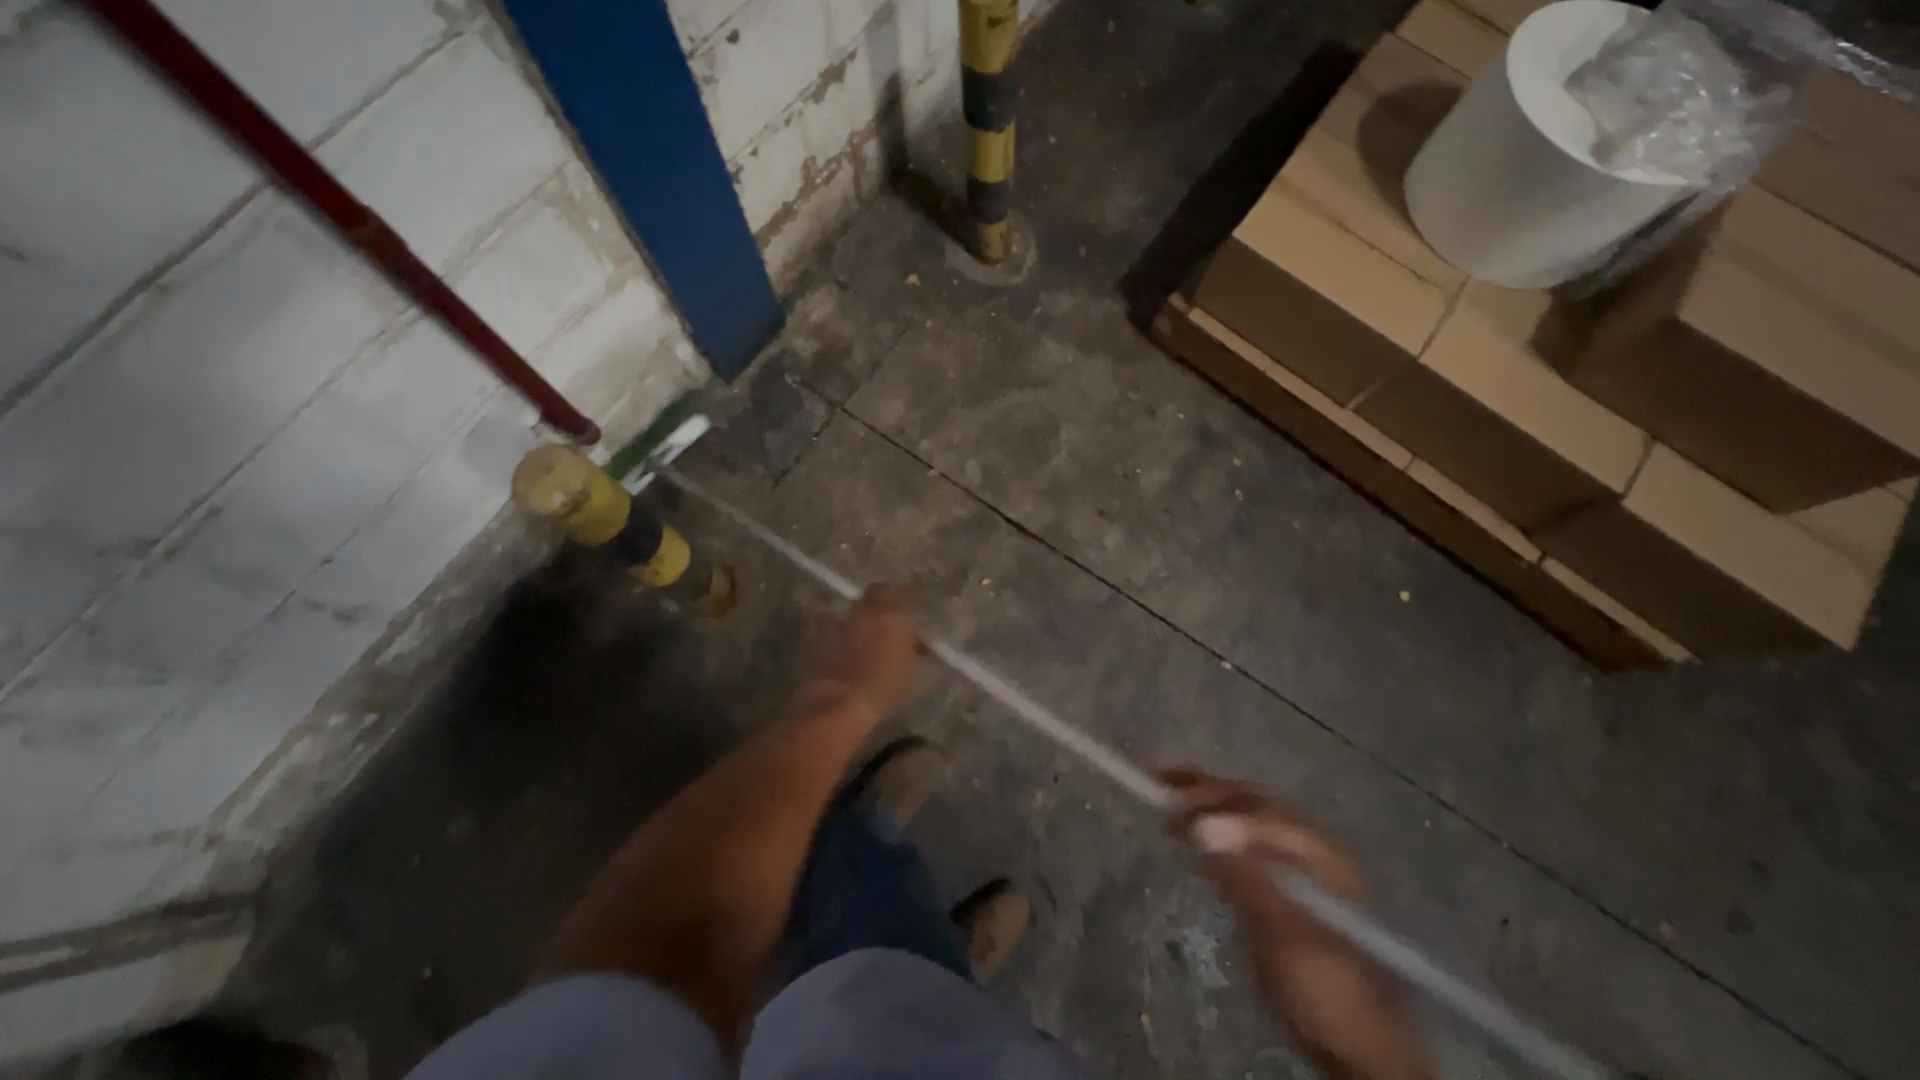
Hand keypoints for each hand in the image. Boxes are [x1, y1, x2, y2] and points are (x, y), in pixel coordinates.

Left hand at [797, 584, 924, 717]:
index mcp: (895, 616)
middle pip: (876, 591)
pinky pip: (830, 623)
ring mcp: (842, 619)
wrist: (840, 701)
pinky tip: (839, 644)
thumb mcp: (909, 669)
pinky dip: (837, 630)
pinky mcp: (820, 632)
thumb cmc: (884, 689)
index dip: (907, 601)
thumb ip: (909, 648)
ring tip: (863, 633)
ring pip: (853, 607)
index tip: (910, 613)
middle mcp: (869, 610)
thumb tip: (911, 641)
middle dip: (883, 599)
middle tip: (888, 616)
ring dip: (860, 616)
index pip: (905, 593)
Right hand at [1163, 770, 1429, 1079]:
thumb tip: (1202, 825)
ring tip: (1176, 809)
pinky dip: (1223, 840)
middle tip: (1162, 785)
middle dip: (1210, 792)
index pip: (1256, 806)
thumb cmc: (1324, 986)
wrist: (1361, 1050)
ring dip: (1215, 811)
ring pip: (1254, 827)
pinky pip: (1253, 853)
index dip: (1209, 795)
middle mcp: (1314, 855)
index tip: (1163, 794)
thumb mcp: (1283, 932)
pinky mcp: (1293, 904)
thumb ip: (1245, 877)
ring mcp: (1305, 879)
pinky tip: (1206, 850)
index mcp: (1317, 853)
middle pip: (1257, 807)